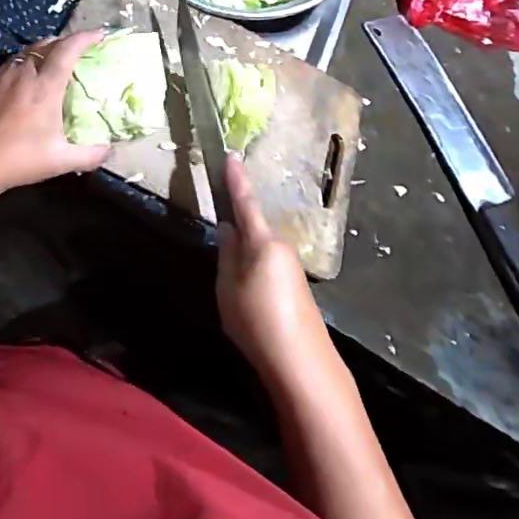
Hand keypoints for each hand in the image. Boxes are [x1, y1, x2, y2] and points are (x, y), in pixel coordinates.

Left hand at [0, 31, 111, 193]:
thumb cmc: (18, 159)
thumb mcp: (60, 161)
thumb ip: (90, 155)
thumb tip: (111, 151)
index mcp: (46, 87)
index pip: (67, 51)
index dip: (85, 38)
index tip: (100, 35)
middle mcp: (26, 74)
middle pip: (48, 44)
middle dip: (67, 40)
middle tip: (81, 47)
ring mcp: (5, 77)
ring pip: (29, 50)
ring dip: (47, 47)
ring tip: (58, 57)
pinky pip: (15, 60)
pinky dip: (30, 58)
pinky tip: (31, 73)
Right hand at [215, 155, 339, 386]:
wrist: (302, 362)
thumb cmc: (257, 321)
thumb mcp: (227, 288)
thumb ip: (226, 254)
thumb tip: (228, 228)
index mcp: (262, 242)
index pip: (245, 203)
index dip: (235, 180)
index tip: (230, 156)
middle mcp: (281, 246)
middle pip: (253, 230)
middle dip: (235, 232)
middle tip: (217, 248)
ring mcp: (292, 266)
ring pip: (260, 250)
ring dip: (244, 258)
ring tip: (229, 290)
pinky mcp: (297, 285)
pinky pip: (268, 266)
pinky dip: (254, 272)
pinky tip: (247, 300)